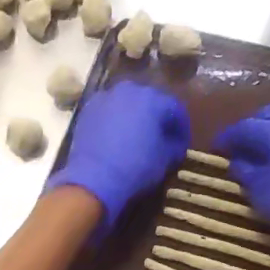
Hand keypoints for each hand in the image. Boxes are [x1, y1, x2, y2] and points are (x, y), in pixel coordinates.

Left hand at [46, 81, 190, 239]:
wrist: (95, 179)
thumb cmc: (136, 167)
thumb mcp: (166, 160)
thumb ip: (175, 145)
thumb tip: (174, 142)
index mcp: (153, 98)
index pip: (175, 110)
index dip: (181, 128)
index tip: (181, 144)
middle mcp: (130, 90)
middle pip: (150, 102)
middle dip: (156, 119)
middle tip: (159, 139)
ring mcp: (105, 98)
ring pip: (127, 105)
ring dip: (134, 118)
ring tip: (136, 138)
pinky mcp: (87, 110)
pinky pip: (108, 113)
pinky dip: (115, 122)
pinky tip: (116, 139)